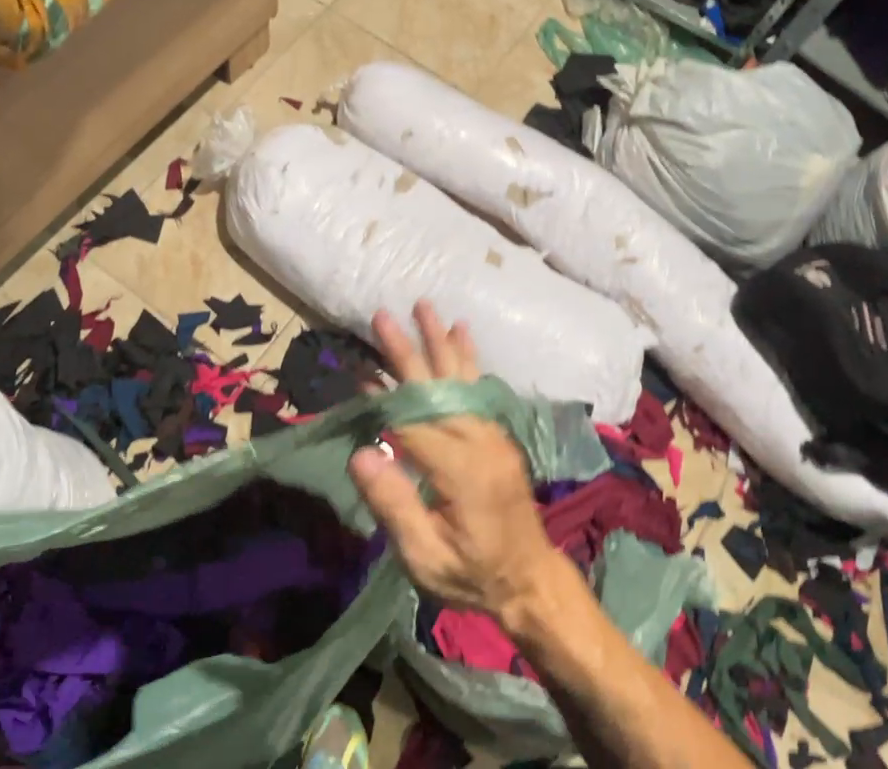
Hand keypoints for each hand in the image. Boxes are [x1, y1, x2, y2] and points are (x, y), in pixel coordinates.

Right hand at [347, 303, 565, 624]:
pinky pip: (478, 390)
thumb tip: (362, 453)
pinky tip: (461, 332)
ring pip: (461, 381)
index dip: (383, 400)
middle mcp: (481, 444)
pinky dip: (467, 358)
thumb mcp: (426, 558)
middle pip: (437, 390)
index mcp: (461, 472)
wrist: (529, 581)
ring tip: (426, 306)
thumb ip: (395, 505)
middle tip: (383, 315)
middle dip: (408, 351)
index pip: (413, 423)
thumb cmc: (471, 576)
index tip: (358, 374)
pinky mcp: (497, 438)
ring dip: (440, 342)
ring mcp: (494, 438)